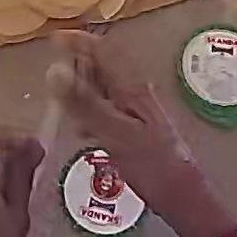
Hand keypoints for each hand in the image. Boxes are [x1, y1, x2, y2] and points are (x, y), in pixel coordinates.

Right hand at [51, 31, 232, 236]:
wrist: (183, 197)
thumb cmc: (152, 165)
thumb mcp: (115, 133)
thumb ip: (85, 103)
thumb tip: (55, 70)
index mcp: (132, 88)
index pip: (105, 50)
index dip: (79, 41)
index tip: (53, 39)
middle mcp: (135, 93)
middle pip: (103, 66)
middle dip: (77, 68)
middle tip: (56, 84)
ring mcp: (136, 109)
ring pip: (103, 88)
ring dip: (82, 93)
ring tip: (68, 112)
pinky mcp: (135, 127)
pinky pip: (107, 109)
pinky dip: (91, 113)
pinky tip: (84, 131)